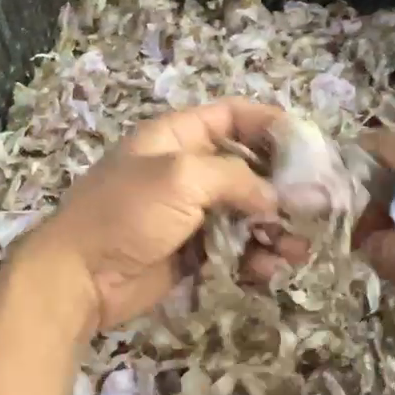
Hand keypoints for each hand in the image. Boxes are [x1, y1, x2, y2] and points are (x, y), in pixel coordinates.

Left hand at [16, 99, 299, 329]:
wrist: (78, 278)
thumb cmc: (125, 214)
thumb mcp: (180, 177)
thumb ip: (236, 179)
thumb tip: (275, 198)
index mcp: (175, 138)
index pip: (231, 117)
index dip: (270, 125)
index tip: (309, 147)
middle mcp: (185, 171)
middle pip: (246, 168)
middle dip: (282, 187)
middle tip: (316, 208)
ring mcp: (188, 214)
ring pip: (245, 214)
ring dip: (274, 229)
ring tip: (296, 249)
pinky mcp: (190, 253)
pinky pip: (233, 248)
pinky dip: (254, 257)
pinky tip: (269, 270)